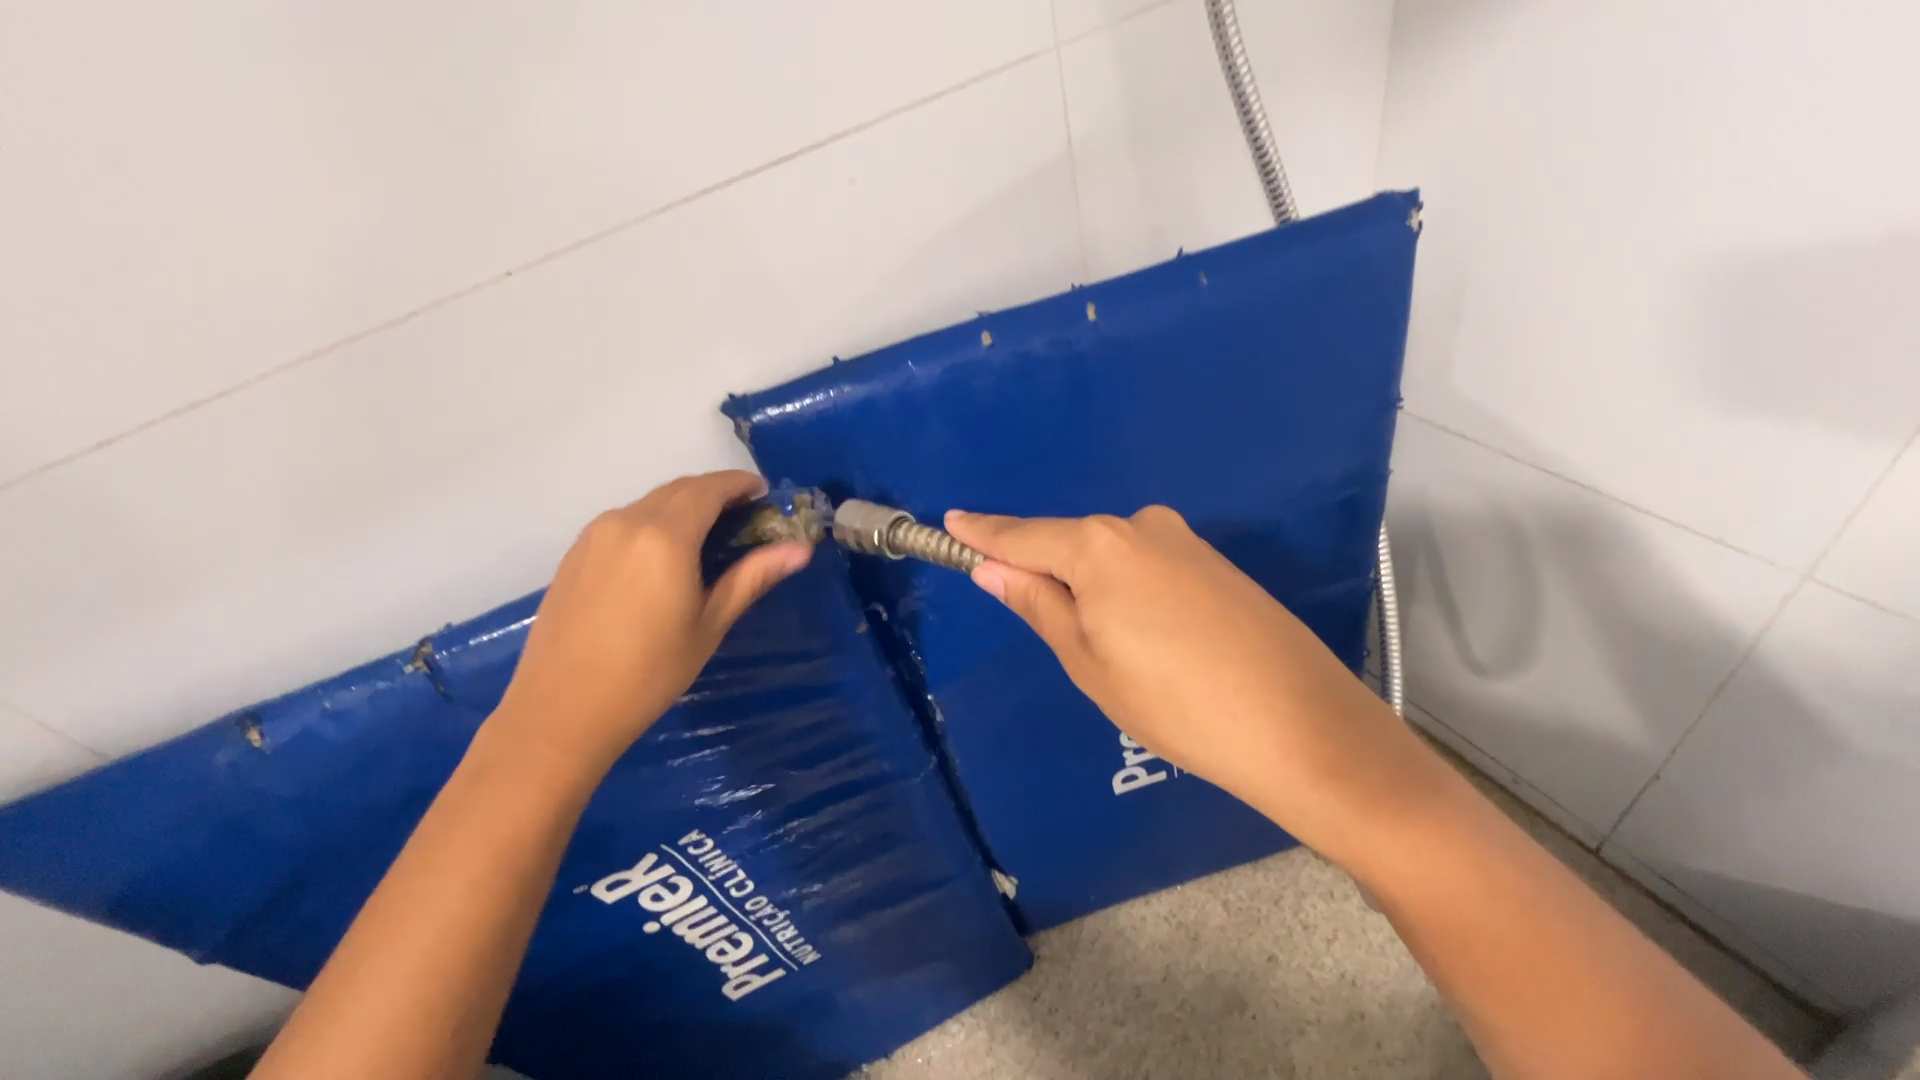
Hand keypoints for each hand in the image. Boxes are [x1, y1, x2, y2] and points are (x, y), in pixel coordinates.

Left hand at [490, 471, 813, 774]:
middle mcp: (626, 521)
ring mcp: (594, 535)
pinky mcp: (575, 554)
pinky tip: (664, 558)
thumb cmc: (648, 673)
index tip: (764, 495)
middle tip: (744, 519)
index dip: (739, 484)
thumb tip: (801, 550)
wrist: (562, 710)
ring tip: (708, 539)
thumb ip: (752, 577)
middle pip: (678, 490)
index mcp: (665, 536)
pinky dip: (654, 524)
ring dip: (683, 508)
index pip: (709, 488)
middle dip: (714, 494)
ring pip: (649, 504)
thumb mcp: (709, 625)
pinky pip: (624, 522)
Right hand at [945, 506, 1434, 857]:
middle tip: (1033, 619)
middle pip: (1071, 543)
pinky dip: (1127, 592)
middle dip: (1043, 570)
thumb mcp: (1088, 662)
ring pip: (1112, 558)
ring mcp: (1186, 543)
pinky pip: (1148, 568)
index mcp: (1099, 545)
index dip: (984, 534)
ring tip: (1101, 649)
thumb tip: (994, 568)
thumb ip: (1038, 604)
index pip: (1024, 535)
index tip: (950, 523)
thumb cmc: (1174, 703)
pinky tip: (1143, 637)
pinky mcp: (1217, 566)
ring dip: (1089, 587)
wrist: (1300, 726)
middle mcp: (1142, 527)